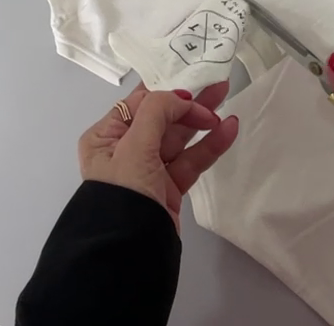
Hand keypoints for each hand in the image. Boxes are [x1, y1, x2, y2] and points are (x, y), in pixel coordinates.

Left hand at [77, 81, 240, 227]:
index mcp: (105, 136)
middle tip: (216, 82)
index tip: (191, 75)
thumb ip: (157, 114)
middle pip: (161, 117)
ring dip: (202, 120)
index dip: (165, 88)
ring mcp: (148, 171)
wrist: (127, 258)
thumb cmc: (123, 193)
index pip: (138, 103)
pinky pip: (190, 161)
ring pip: (179, 138)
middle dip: (189, 100)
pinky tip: (228, 130)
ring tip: (227, 97)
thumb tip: (179, 95)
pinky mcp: (168, 190)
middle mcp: (124, 150)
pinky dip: (209, 146)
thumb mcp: (134, 147)